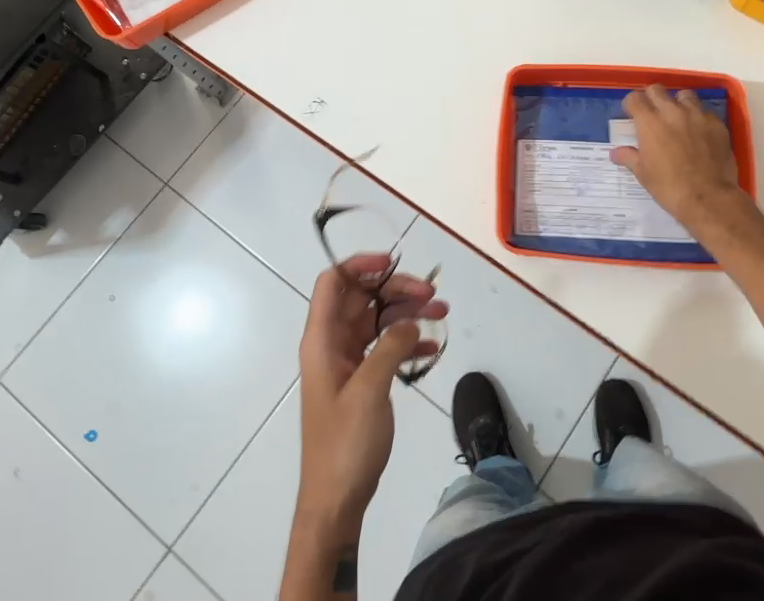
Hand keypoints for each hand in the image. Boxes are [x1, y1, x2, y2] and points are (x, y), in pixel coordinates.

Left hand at [297, 253, 447, 523]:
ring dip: (407, 313)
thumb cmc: (345, 444)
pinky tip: (433, 346)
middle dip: (396, 290)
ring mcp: (346, 363)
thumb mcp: (369, 391)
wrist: (336, 499)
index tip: (394, 263)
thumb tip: (411, 321)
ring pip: (377, 321)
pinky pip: (385, 348)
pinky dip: (408, 342)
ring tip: (442, 313)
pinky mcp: (362, 382)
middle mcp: (331, 345)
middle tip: (432, 295)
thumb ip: (390, 347)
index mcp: (321, 340)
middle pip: (362, 298)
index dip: (359, 266)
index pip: (333, 283)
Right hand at [612, 85, 748, 230]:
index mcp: (649, 123)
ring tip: (678, 118)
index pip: (634, 98)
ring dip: (677, 103)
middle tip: (652, 114)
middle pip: (657, 89)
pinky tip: (698, 132)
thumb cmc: (669, 187)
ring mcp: (697, 116)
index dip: (631, 105)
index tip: (632, 114)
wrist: (708, 198)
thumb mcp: (643, 174)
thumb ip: (629, 157)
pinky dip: (698, 117)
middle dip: (651, 98)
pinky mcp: (717, 124)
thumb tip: (615, 153)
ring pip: (684, 95)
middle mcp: (672, 112)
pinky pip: (704, 111)